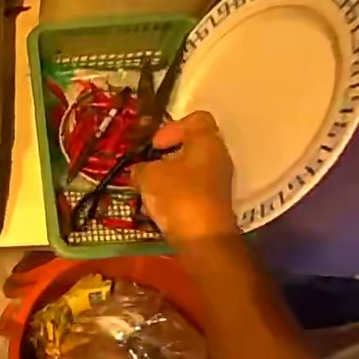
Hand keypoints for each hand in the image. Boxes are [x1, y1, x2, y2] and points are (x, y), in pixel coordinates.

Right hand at [135, 111, 237, 243]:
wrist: (203, 239)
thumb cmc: (178, 198)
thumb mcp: (150, 177)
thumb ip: (142, 167)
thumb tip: (140, 170)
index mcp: (207, 142)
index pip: (196, 119)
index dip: (172, 127)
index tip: (155, 145)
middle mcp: (218, 156)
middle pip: (194, 143)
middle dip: (169, 151)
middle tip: (150, 163)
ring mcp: (218, 180)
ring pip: (192, 166)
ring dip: (170, 172)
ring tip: (151, 185)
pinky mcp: (214, 200)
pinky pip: (193, 185)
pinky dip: (177, 189)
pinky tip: (160, 201)